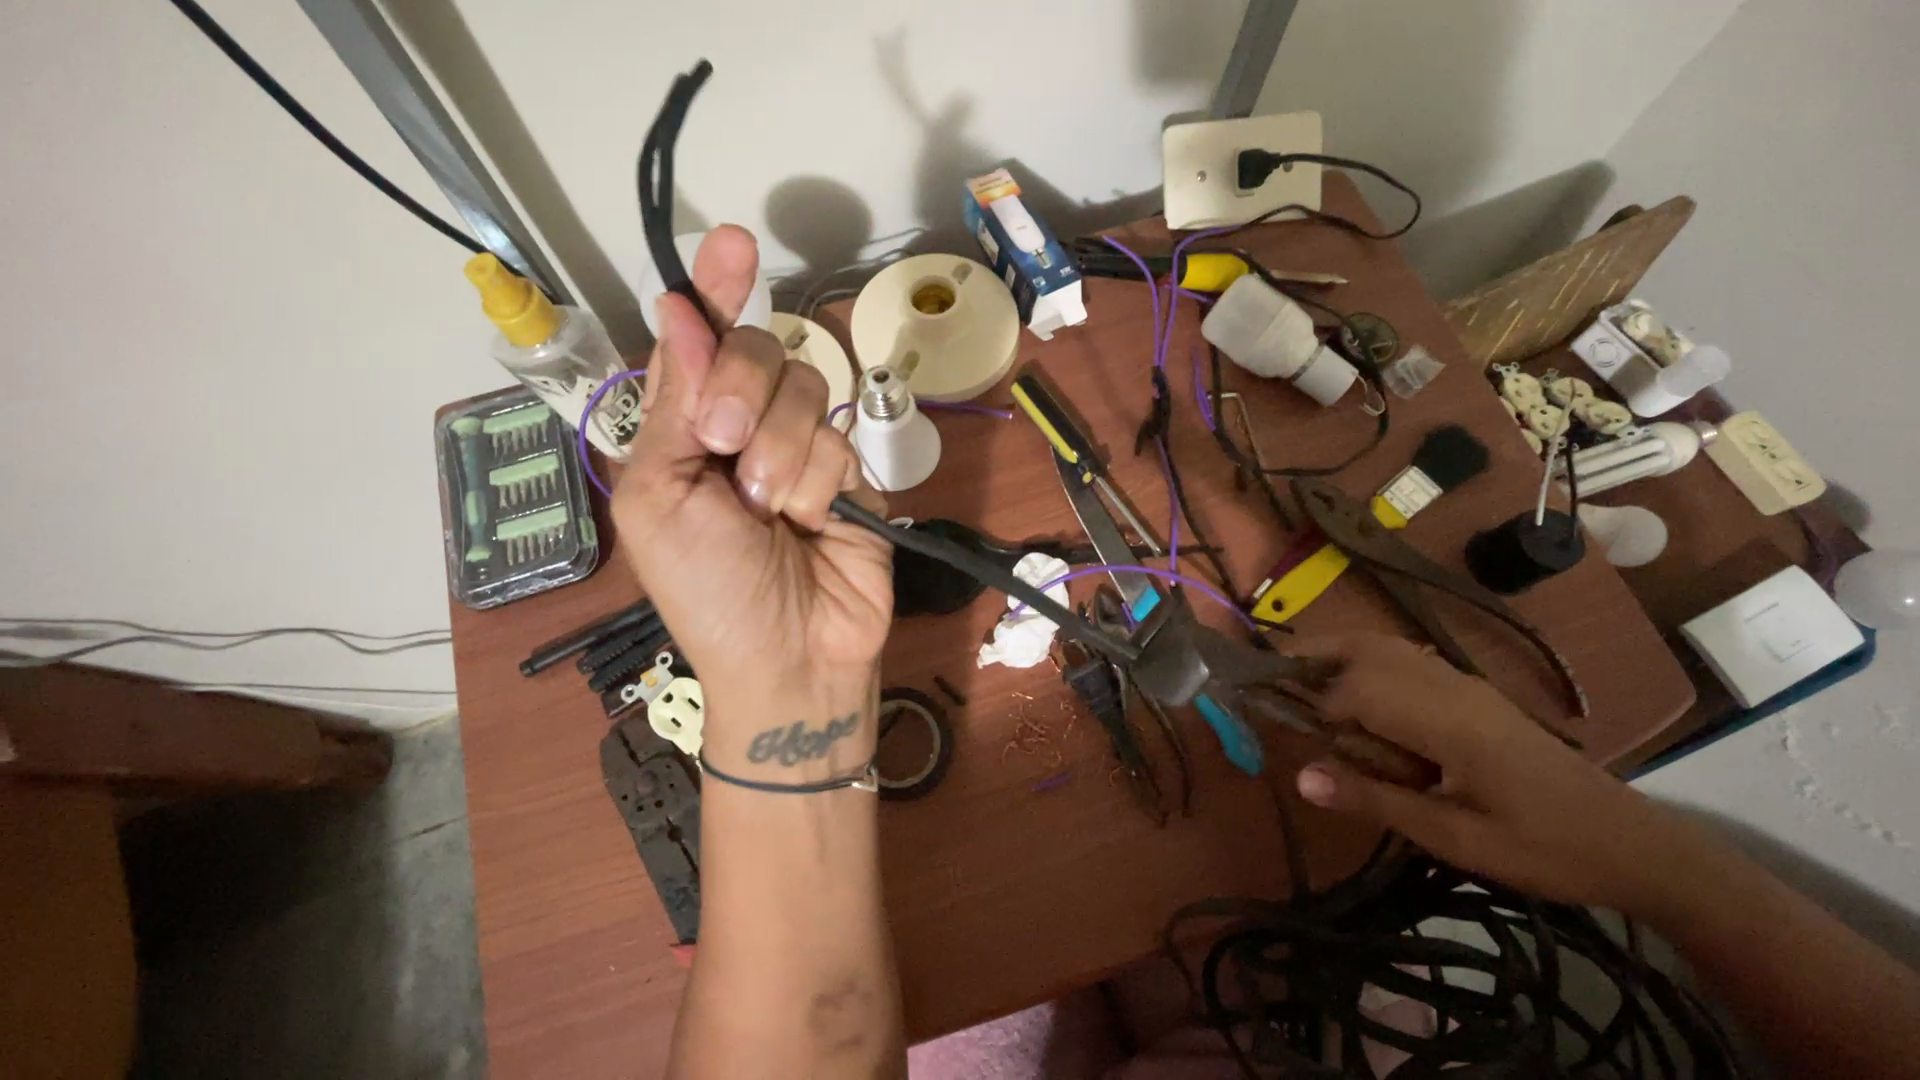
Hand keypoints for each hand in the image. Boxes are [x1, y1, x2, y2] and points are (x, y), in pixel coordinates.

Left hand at [612, 226, 891, 769]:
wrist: (787, 656)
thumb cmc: (707, 589)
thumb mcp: (663, 497)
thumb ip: (675, 404)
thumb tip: (678, 308)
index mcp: (684, 430)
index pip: (700, 340)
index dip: (714, 289)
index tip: (733, 244)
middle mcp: (743, 425)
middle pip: (757, 346)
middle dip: (741, 389)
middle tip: (725, 447)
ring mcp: (800, 447)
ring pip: (804, 388)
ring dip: (778, 454)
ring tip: (770, 514)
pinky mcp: (850, 472)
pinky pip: (838, 439)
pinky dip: (818, 485)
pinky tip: (812, 525)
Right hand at [1291, 634, 1712, 914]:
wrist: (1634, 844)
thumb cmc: (1543, 848)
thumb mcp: (1455, 838)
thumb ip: (1376, 801)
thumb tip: (1302, 777)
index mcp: (1448, 720)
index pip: (1358, 688)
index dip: (1313, 704)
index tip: (1278, 724)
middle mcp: (1452, 687)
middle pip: (1367, 648)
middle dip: (1312, 657)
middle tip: (1269, 683)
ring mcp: (1466, 685)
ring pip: (1387, 647)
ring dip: (1338, 657)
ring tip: (1299, 685)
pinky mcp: (1473, 694)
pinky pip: (1406, 661)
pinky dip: (1367, 667)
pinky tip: (1357, 702)